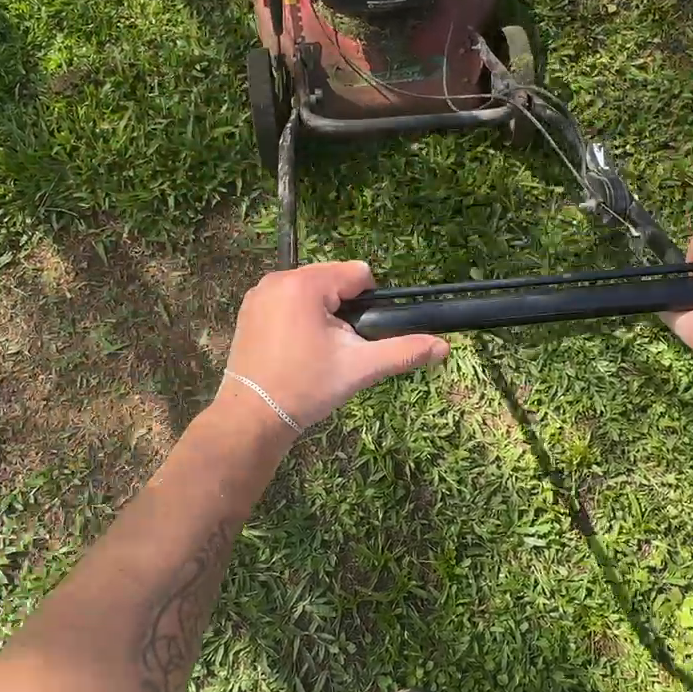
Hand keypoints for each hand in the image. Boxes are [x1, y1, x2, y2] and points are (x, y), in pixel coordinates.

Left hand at [222, 261, 448, 429]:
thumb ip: (403, 351)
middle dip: (343, 309)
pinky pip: (288, 300)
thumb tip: (443, 346)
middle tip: (336, 349)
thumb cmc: (306, 388)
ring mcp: (259, 293)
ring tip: (317, 351)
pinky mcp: (249, 310)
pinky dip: (299, 317)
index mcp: (304, 284)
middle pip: (332, 279)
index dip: (367, 303)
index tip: (356, 336)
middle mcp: (278, 279)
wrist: (252, 418)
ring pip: (310, 290)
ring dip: (323, 313)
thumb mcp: (359, 368)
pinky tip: (297, 350)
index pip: (356, 273)